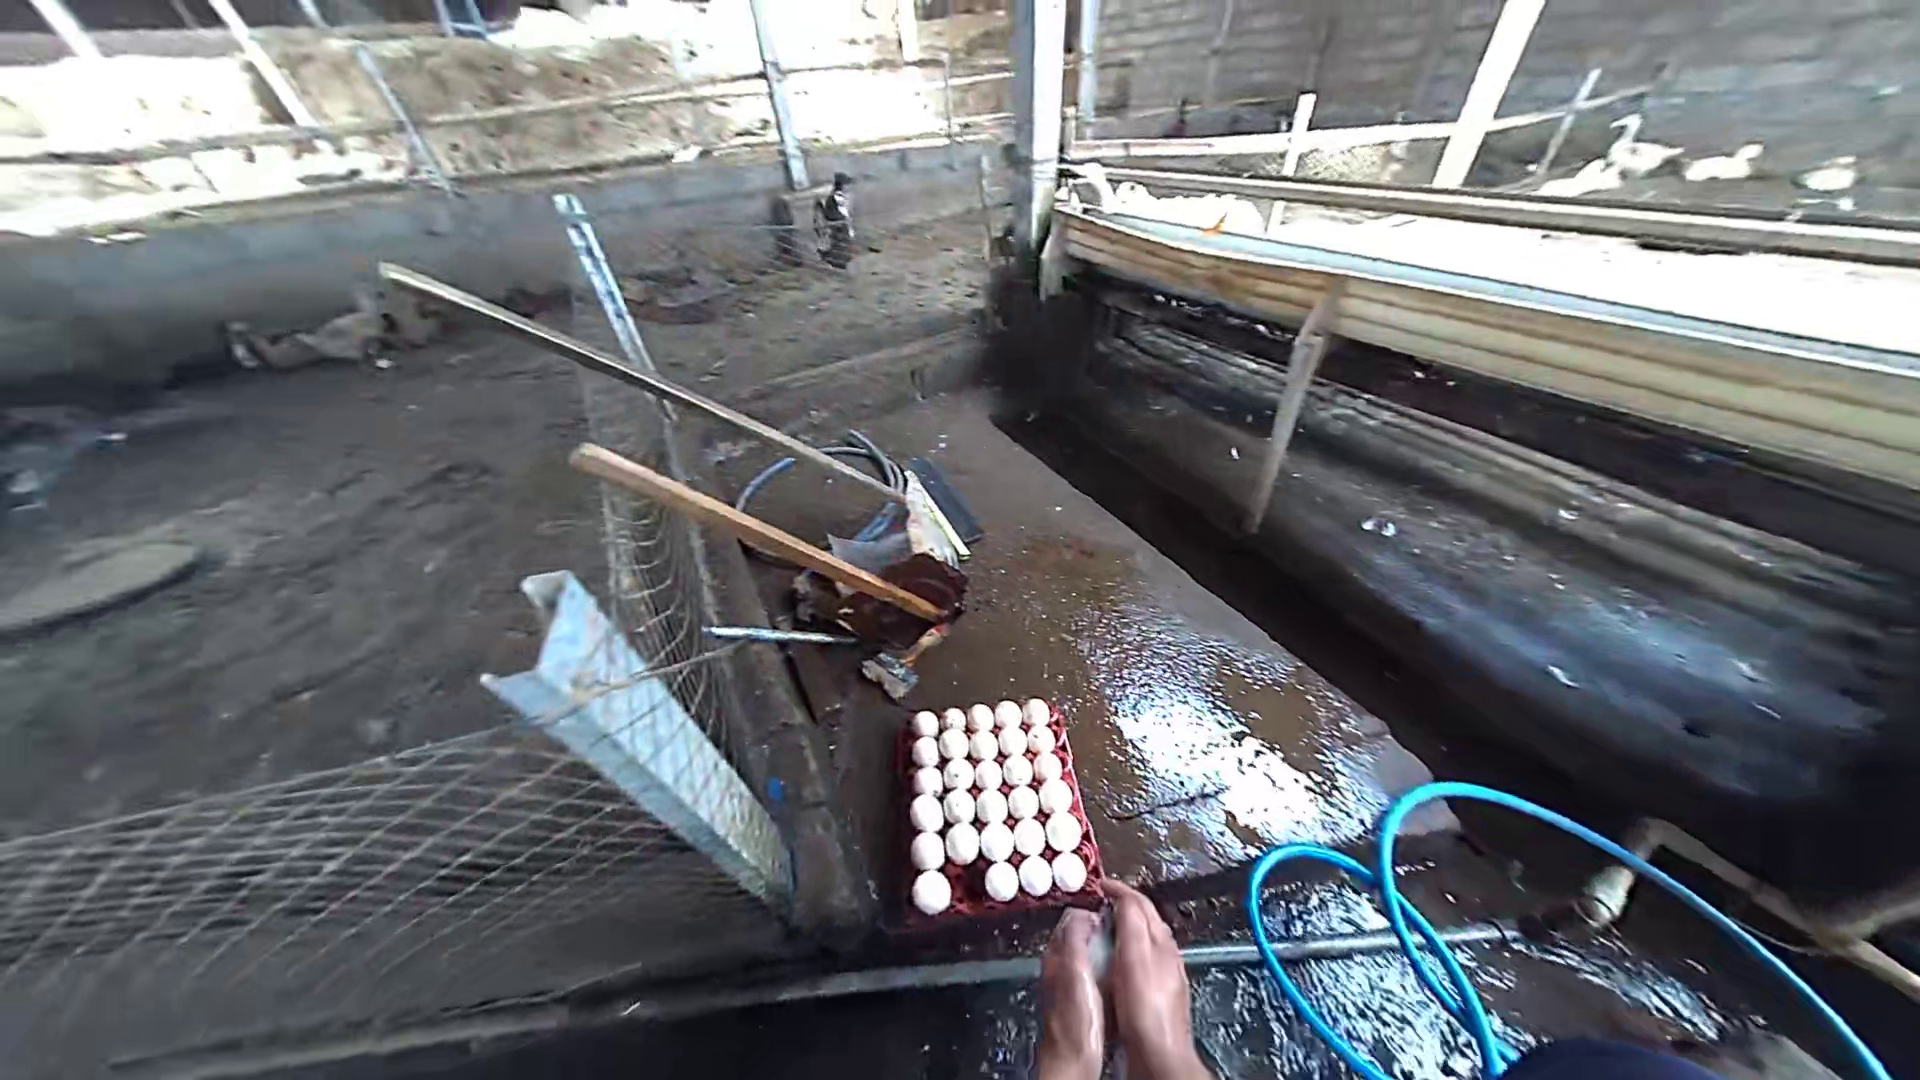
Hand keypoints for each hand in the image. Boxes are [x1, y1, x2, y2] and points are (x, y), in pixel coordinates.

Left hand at [1038, 907, 1104, 1079]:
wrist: (1073, 1061)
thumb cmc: (1074, 1020)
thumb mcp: (1076, 967)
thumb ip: (1077, 936)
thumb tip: (1084, 913)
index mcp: (1056, 952)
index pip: (1072, 918)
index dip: (1092, 914)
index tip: (1110, 917)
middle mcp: (1058, 965)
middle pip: (1079, 935)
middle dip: (1099, 932)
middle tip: (1117, 935)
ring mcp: (1068, 984)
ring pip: (1087, 956)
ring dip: (1102, 953)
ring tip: (1119, 955)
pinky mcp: (1079, 1002)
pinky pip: (1093, 977)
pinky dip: (1104, 973)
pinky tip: (1114, 981)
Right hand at [1101, 879, 1210, 1079]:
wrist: (1160, 1055)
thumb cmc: (1146, 1008)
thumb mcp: (1134, 953)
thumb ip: (1131, 920)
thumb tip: (1123, 896)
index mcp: (1160, 939)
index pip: (1139, 901)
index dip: (1118, 889)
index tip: (1100, 885)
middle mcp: (1166, 954)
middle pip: (1144, 917)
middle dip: (1122, 905)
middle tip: (1100, 902)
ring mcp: (1164, 975)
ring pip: (1143, 938)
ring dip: (1124, 928)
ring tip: (1104, 928)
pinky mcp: (1157, 996)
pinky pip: (1140, 961)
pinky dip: (1126, 952)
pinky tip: (1114, 965)